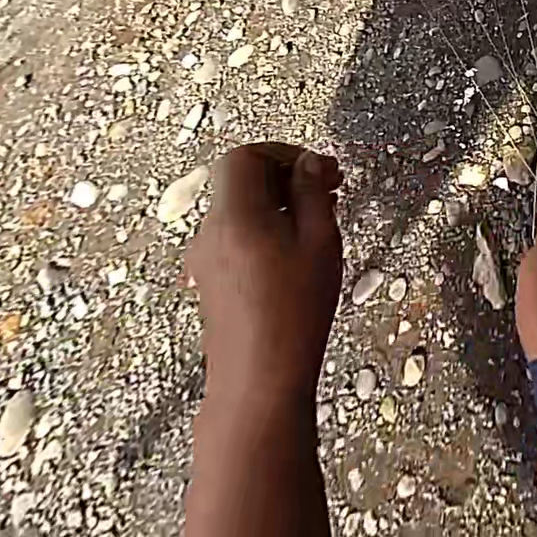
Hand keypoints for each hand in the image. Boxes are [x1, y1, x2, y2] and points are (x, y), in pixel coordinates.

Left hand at [187, 143, 342, 404]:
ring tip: (321, 215)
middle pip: (242, 179)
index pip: (244, 156)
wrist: (258, 383)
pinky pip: (238, 233)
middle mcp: (212, 230)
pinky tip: (298, 245)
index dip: (282, 153)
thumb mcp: (319, 240)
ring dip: (280, 200)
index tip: (316, 167)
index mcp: (234, 214)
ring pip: (242, 206)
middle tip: (329, 185)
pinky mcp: (212, 278)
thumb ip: (312, 191)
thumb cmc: (294, 312)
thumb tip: (310, 162)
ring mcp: (207, 257)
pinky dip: (267, 224)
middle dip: (286, 174)